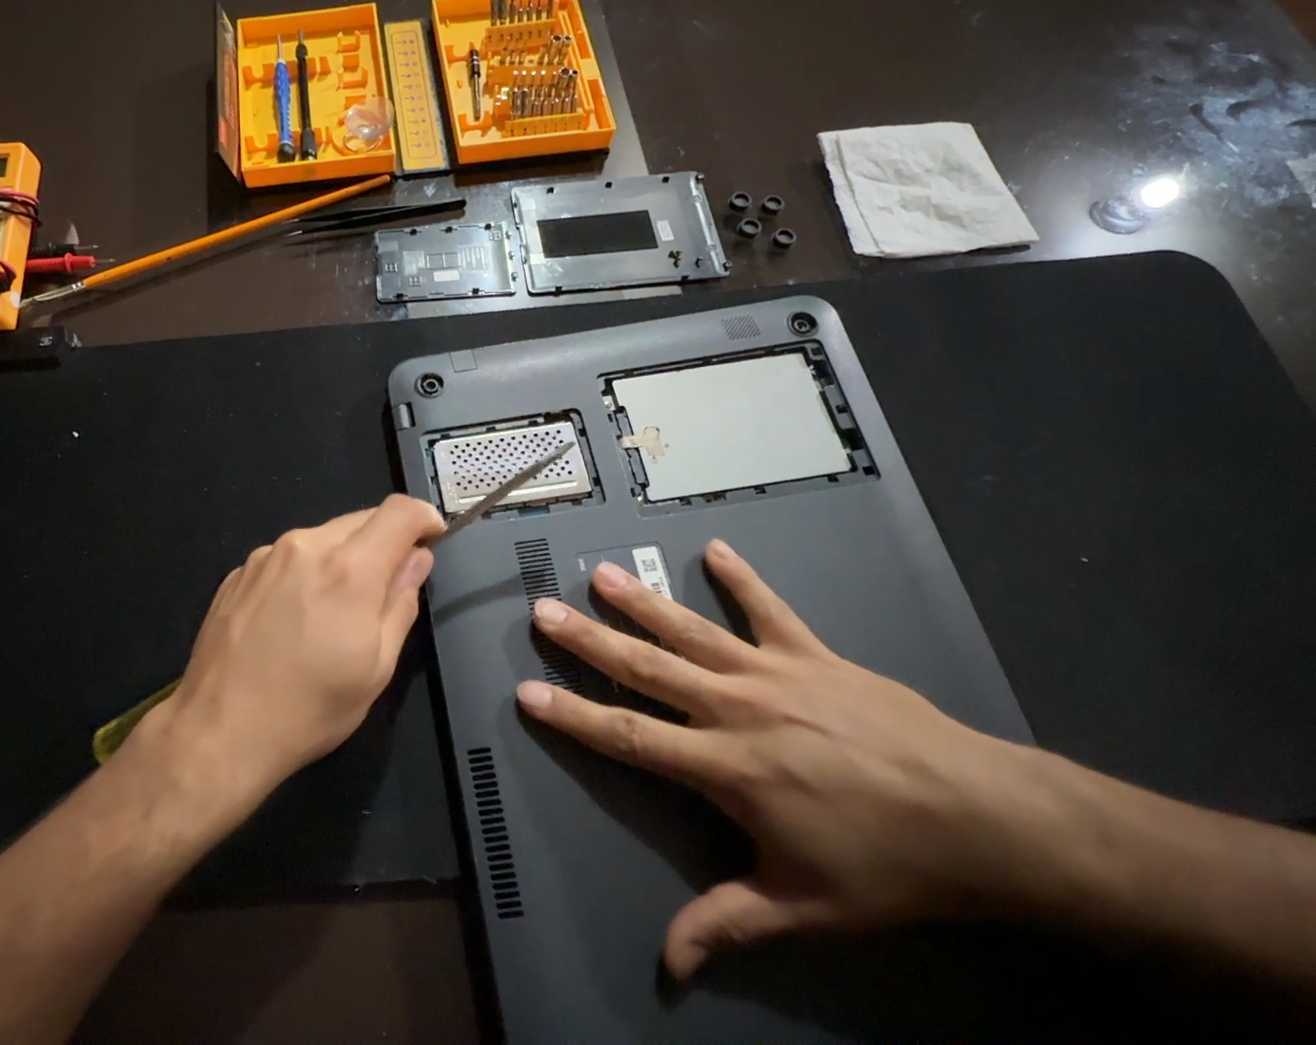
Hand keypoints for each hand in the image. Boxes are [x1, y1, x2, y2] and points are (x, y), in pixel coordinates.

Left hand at [137, 495, 445, 801]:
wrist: (220, 730)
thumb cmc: (310, 708)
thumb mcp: (376, 666)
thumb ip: (401, 603)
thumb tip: (417, 561)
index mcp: (348, 568)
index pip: (399, 511)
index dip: (424, 518)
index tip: (433, 538)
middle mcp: (305, 547)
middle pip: (360, 520)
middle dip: (384, 543)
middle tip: (386, 590)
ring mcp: (264, 557)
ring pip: (321, 538)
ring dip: (342, 558)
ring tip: (335, 613)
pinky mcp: (237, 574)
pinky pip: (287, 558)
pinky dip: (305, 573)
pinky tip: (295, 619)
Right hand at [516, 540, 1063, 978]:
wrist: (985, 819)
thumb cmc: (887, 867)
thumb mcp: (801, 906)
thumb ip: (726, 924)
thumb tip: (668, 966)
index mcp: (727, 769)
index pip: (630, 737)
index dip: (574, 715)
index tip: (528, 691)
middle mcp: (739, 711)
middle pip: (647, 670)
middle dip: (589, 640)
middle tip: (544, 611)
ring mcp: (778, 676)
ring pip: (693, 632)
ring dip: (642, 601)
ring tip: (599, 574)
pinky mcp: (818, 657)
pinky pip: (771, 610)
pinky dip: (742, 579)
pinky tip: (716, 548)